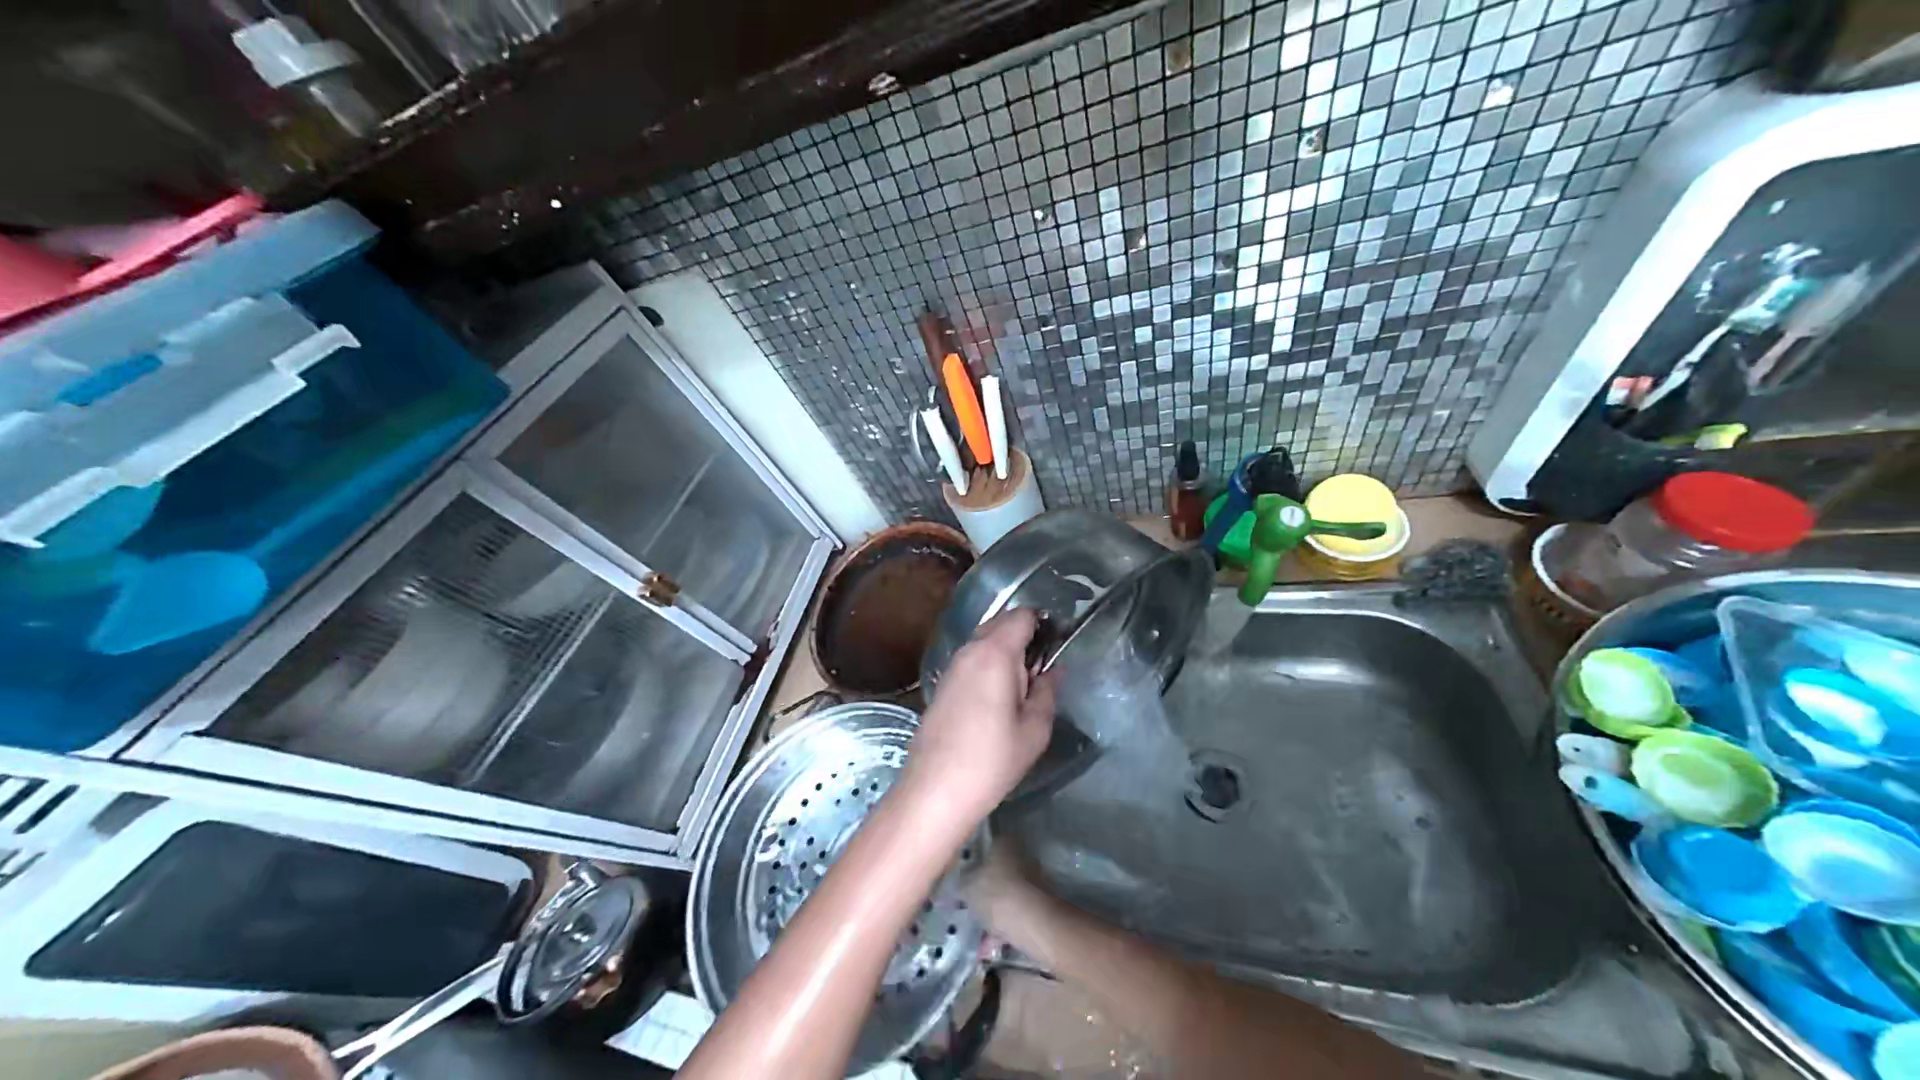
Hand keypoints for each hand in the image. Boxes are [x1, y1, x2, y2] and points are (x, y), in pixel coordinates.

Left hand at [899, 609, 1056, 825]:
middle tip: (1041, 672)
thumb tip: (1052, 671)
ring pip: (984, 643)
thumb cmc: (991, 760)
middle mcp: (969, 650)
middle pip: (1001, 624)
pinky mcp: (942, 684)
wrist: (935, 790)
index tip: (1057, 646)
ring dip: (1005, 654)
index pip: (1022, 616)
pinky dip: (988, 667)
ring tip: (1021, 690)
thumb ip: (1047, 692)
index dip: (1044, 624)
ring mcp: (952, 667)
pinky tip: (997, 700)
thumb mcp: (1034, 730)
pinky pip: (972, 661)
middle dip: (1025, 638)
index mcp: (994, 653)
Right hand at [963, 837, 1049, 937]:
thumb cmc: (996, 893)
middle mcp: (1022, 856)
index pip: (985, 847)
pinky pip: (1014, 915)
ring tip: (973, 931)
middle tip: (965, 904)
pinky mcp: (1039, 907)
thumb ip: (959, 885)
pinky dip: (1002, 929)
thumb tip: (954, 886)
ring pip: (1006, 895)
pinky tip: (986, 946)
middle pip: (997, 872)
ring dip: (992, 912)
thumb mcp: (967, 886)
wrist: (1032, 922)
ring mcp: (1033, 882)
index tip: (960, 878)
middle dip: (982, 889)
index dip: (971, 863)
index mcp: (1005, 843)